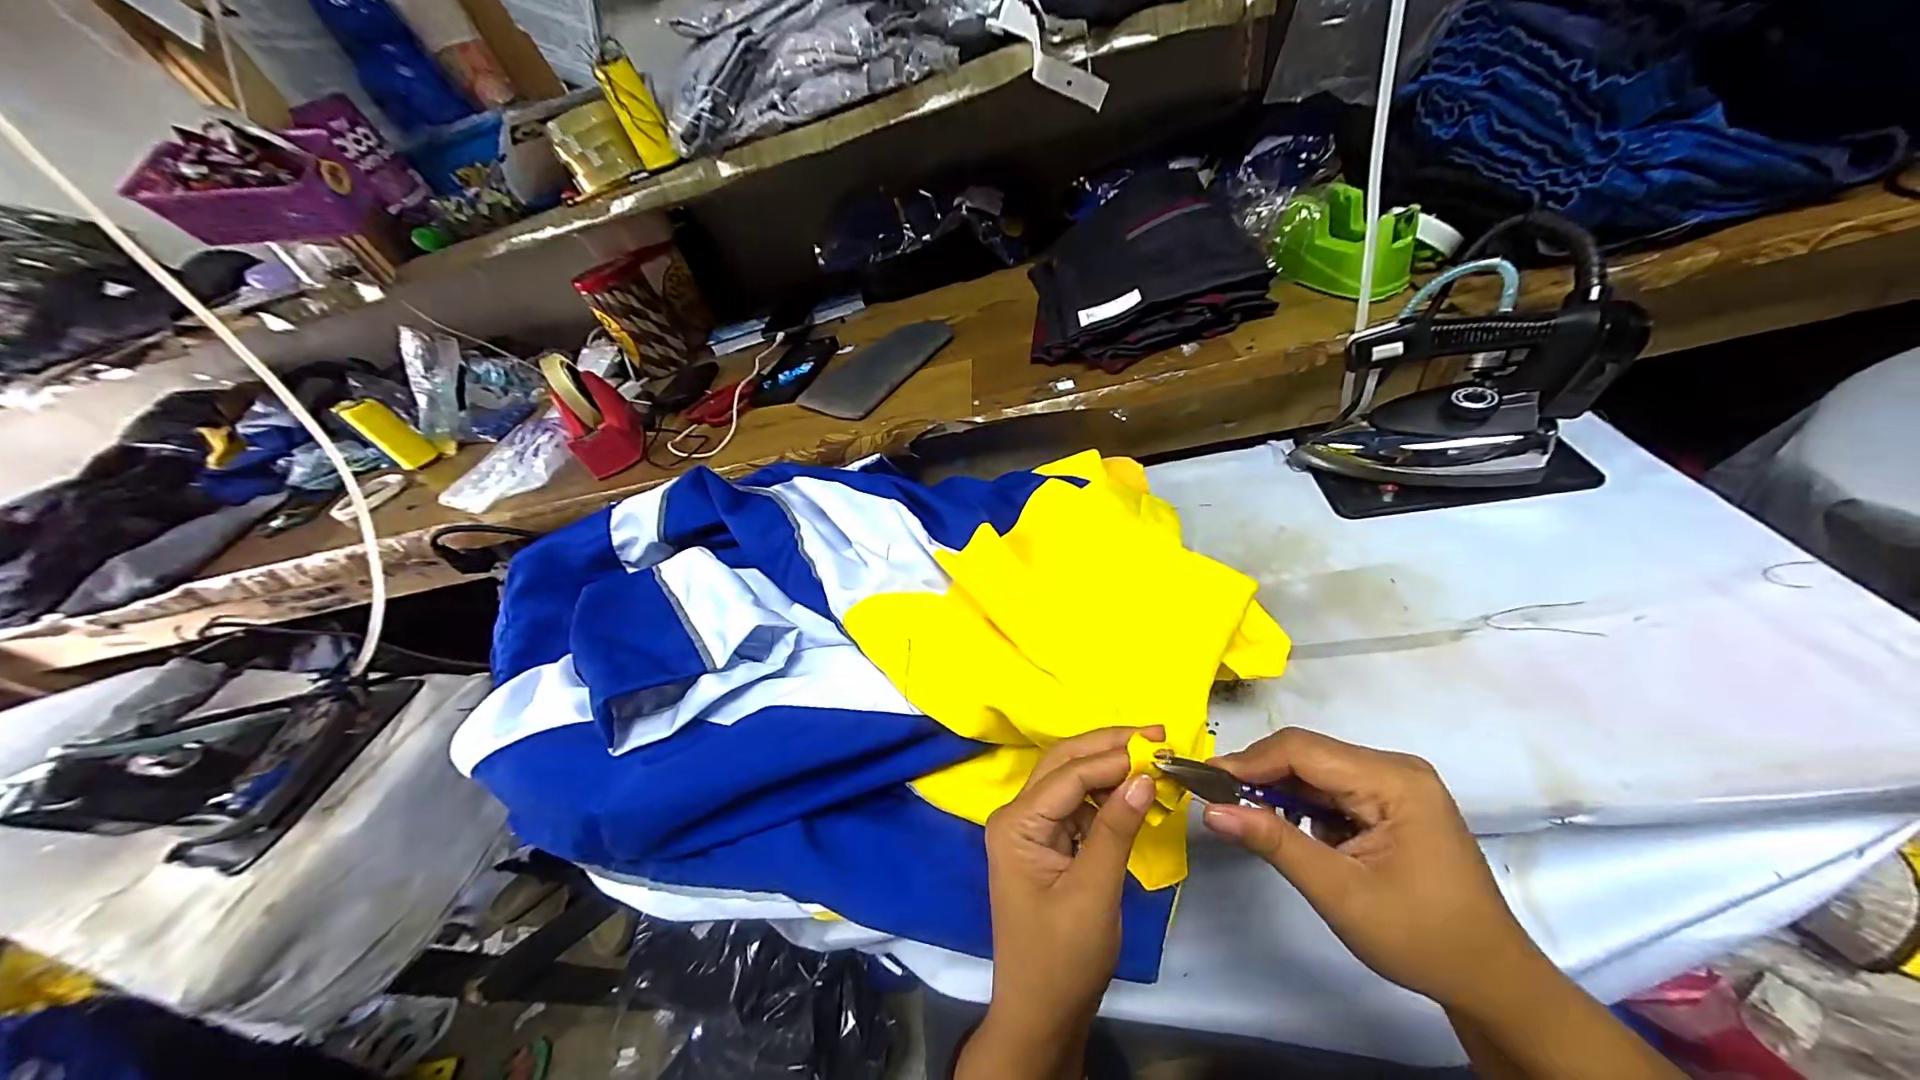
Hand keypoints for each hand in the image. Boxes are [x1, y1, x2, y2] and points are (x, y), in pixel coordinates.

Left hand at [958, 726, 1158, 1079]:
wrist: (1041, 1014)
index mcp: (1017, 823)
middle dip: (1108, 746)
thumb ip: (1116, 830)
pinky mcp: (1048, 844)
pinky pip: (1078, 806)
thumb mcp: (1093, 892)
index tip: (1161, 747)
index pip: (1069, 773)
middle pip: (1064, 764)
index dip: (1115, 756)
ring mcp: (1031, 830)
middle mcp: (1018, 816)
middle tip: (1157, 736)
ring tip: (1153, 760)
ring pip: (1071, 780)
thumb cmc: (1062, 958)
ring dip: (1109, 767)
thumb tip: (1143, 776)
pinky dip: (1107, 796)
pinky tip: (1134, 793)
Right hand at [1201, 728, 1549, 1014]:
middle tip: (1217, 799)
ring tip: (1244, 816)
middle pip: (1307, 754)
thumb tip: (1213, 810)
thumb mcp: (1339, 893)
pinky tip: (1285, 828)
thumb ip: (1274, 843)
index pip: (1302, 750)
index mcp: (1394, 781)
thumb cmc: (1421, 938)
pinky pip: (1330, 788)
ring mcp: (1396, 784)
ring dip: (1278, 791)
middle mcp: (1396, 769)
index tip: (1204, 780)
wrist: (1490, 980)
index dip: (1248, 761)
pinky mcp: (1391, 802)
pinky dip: (1301, 805)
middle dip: (1260, 775)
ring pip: (1315, 770)